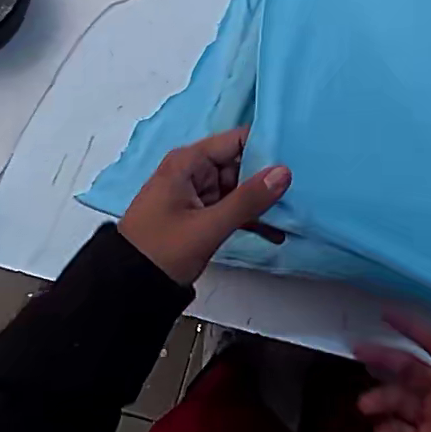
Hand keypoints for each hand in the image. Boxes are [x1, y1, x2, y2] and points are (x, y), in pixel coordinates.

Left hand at [119, 126, 290, 284]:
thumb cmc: (161, 251)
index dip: (266, 146)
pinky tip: (276, 232)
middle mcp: (194, 171)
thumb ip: (248, 199)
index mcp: (189, 162)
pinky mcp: (201, 214)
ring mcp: (198, 193)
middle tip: (303, 187)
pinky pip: (232, 208)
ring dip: (263, 202)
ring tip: (294, 212)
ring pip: (240, 188)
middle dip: (269, 177)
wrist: (127, 290)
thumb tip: (284, 172)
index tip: (297, 157)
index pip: (236, 141)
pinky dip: (250, 218)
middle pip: (242, 164)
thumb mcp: (208, 226)